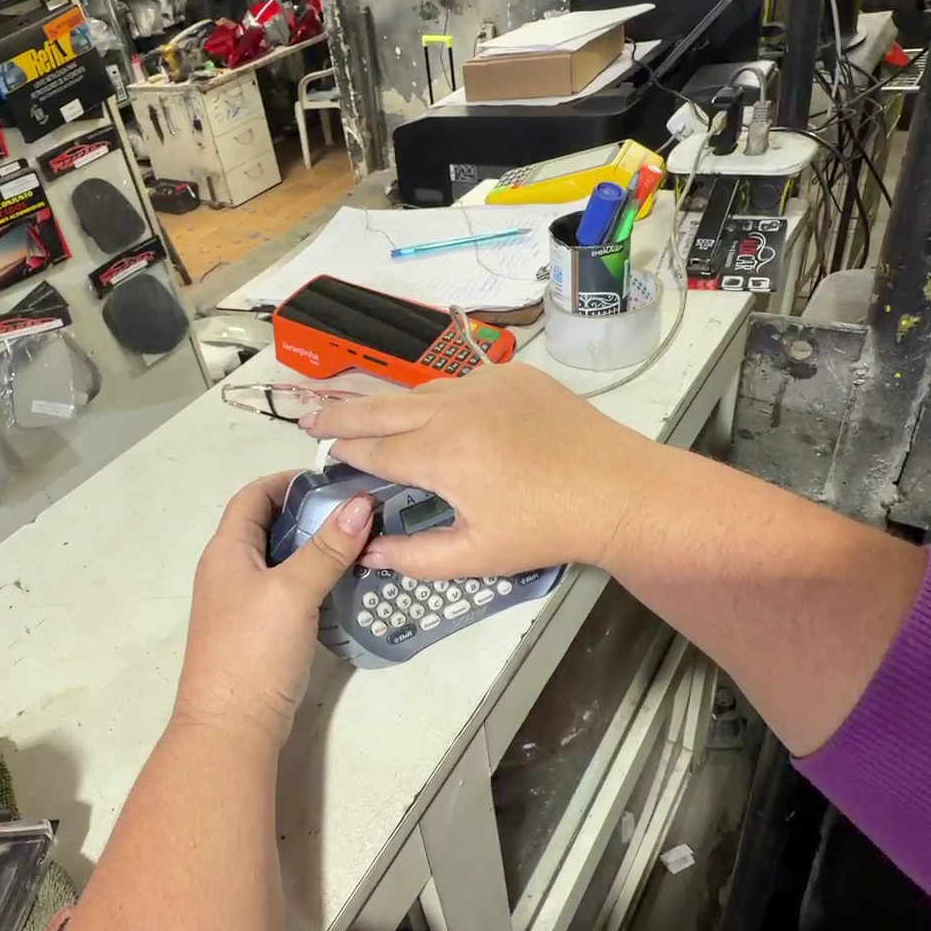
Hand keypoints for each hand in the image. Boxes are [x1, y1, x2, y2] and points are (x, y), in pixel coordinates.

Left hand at [175, 472, 372, 744]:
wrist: (231, 727)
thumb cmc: (254, 649)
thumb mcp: (293, 591)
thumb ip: (327, 548)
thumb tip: (361, 502)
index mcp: (227, 550)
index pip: (252, 495)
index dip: (287, 481)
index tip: (331, 482)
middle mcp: (229, 569)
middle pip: (267, 524)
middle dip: (308, 513)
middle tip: (355, 511)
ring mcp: (241, 601)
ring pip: (279, 557)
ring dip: (313, 546)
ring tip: (357, 541)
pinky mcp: (257, 628)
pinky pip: (285, 587)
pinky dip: (311, 577)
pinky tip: (341, 583)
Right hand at [300, 364, 658, 579]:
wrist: (618, 489)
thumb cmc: (545, 528)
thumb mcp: (476, 555)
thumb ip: (413, 556)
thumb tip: (365, 552)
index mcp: (438, 454)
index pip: (372, 449)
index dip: (344, 452)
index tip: (326, 453)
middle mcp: (451, 409)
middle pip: (379, 408)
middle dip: (341, 413)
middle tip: (312, 416)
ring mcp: (482, 384)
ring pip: (418, 391)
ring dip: (389, 406)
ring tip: (368, 416)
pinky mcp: (510, 374)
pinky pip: (459, 382)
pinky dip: (438, 398)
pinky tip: (438, 414)